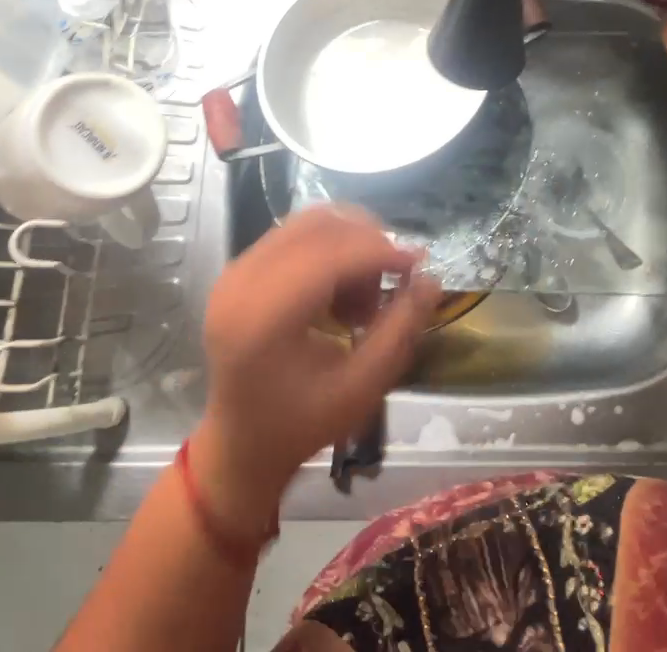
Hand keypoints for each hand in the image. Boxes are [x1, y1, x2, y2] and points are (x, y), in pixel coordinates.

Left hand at [191, 207, 440, 537]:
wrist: (243, 442)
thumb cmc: (303, 422)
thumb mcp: (362, 386)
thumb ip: (399, 329)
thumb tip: (431, 279)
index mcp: (263, 317)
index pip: (329, 255)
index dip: (380, 250)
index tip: (419, 263)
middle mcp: (241, 282)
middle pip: (318, 227)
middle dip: (368, 242)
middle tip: (396, 279)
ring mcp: (235, 271)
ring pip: (308, 223)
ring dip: (350, 244)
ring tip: (365, 294)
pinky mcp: (239, 270)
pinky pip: (294, 235)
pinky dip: (330, 250)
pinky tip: (341, 291)